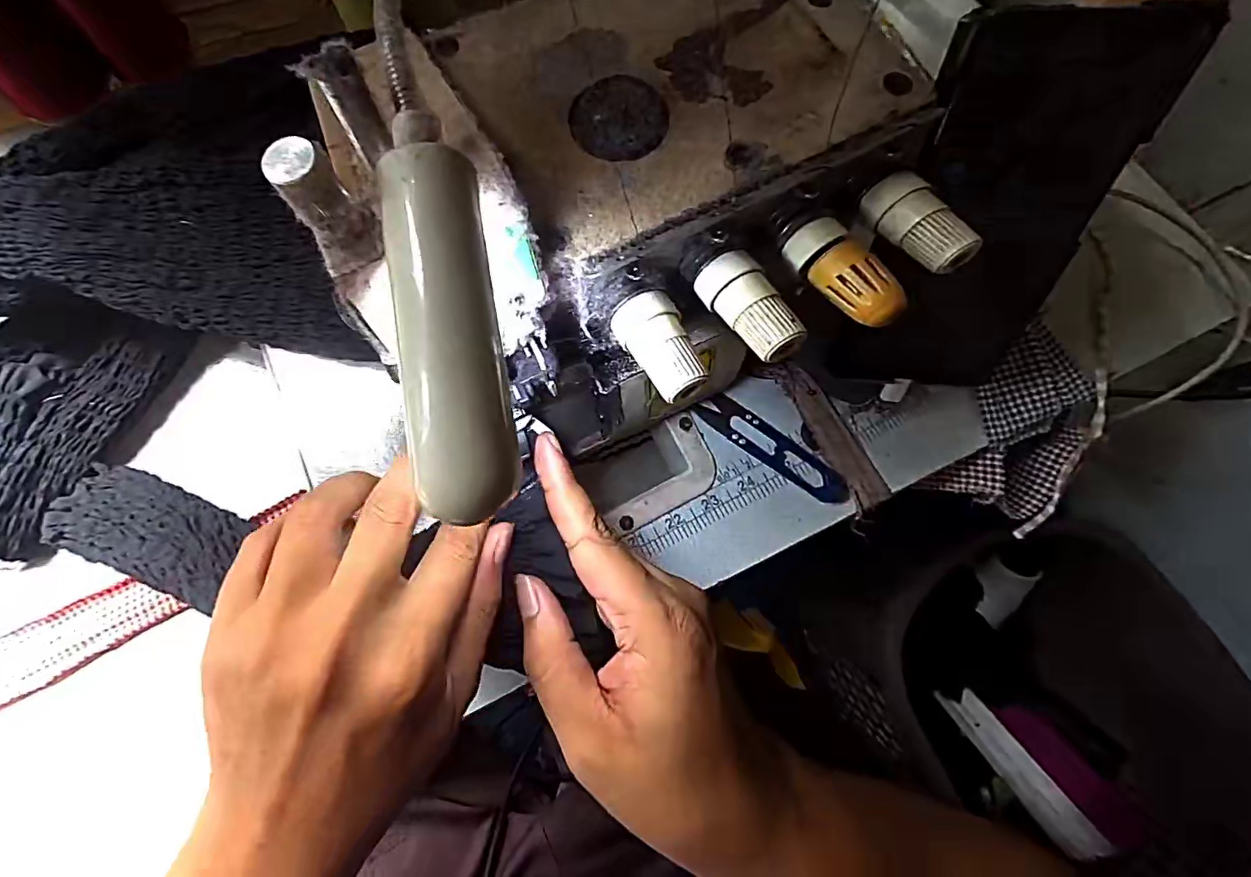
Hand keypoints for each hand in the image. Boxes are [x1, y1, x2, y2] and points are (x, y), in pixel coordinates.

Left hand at [170, 456, 512, 876]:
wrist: (275, 828)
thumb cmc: (373, 770)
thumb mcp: (449, 702)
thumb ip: (478, 611)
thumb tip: (496, 536)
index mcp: (405, 656)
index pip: (455, 542)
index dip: (473, 497)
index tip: (474, 481)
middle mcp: (340, 632)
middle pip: (388, 510)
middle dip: (415, 472)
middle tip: (422, 467)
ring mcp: (274, 625)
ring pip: (316, 509)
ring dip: (351, 489)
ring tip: (366, 499)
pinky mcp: (228, 625)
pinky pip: (261, 537)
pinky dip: (295, 520)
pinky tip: (314, 535)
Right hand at [518, 433, 1069, 876]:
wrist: (744, 808)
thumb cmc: (668, 786)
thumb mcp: (588, 737)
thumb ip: (550, 654)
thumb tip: (527, 587)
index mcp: (654, 621)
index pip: (595, 541)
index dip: (563, 488)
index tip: (544, 443)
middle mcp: (674, 596)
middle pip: (601, 544)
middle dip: (555, 512)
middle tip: (506, 489)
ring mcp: (681, 602)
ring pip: (610, 561)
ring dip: (569, 544)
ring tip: (522, 530)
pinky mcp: (678, 613)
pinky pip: (622, 580)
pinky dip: (587, 572)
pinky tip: (558, 577)